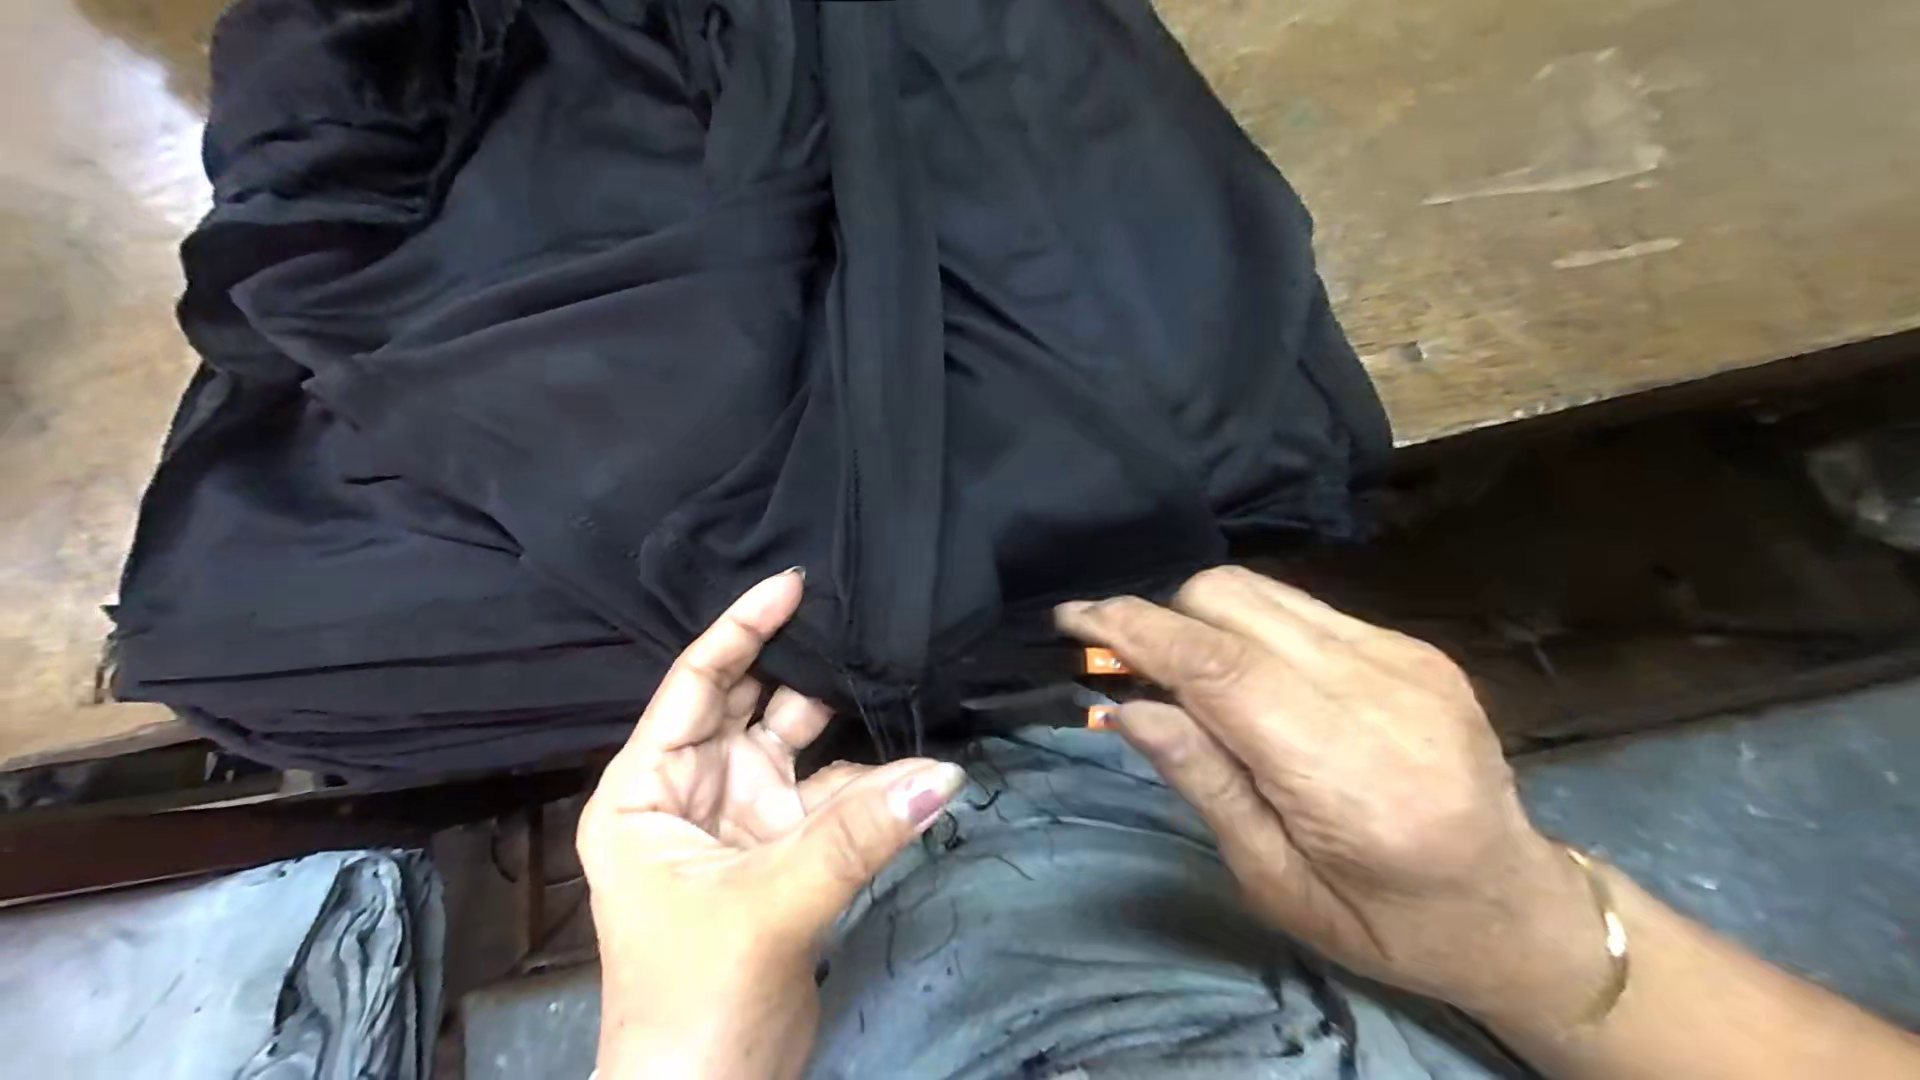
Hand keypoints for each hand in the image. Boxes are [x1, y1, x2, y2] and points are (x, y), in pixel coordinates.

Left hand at [578, 569, 966, 1079]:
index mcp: (647, 787)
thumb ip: (859, 834)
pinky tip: (910, 768)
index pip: (697, 682)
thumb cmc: (697, 1000)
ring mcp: (742, 815)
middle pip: (748, 701)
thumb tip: (944, 774)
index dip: (743, 628)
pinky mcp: (782, 844)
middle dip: (795, 661)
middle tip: (852, 614)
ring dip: (841, 720)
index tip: (794, 584)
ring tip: (889, 669)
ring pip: (795, 743)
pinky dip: (867, 781)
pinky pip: (829, 791)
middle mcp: (693, 788)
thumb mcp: (772, 904)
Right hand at [1055, 566, 1611, 1029]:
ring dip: (1195, 616)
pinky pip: (1290, 603)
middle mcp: (1383, 694)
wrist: (1523, 909)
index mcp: (1351, 777)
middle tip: (1129, 666)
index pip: (1221, 669)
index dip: (1137, 631)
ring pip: (1254, 588)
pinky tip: (1244, 670)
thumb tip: (1128, 707)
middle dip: (1160, 620)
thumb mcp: (1274, 881)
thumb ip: (1202, 782)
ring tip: (1183, 669)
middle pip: (1230, 601)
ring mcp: (1403, 657)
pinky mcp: (1409, 643)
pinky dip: (1241, 623)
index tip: (1073, 618)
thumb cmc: (1387, 922)